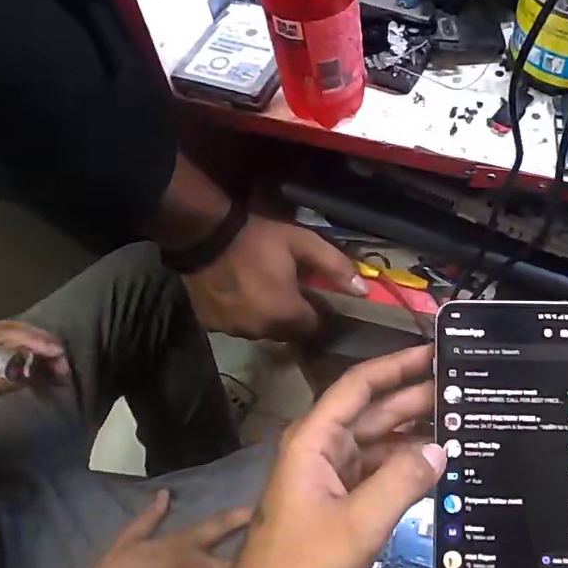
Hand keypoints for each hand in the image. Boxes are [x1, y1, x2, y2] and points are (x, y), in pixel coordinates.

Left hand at [0, 320, 66, 436]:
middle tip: (63, 360)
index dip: (31, 340)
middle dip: (42, 342)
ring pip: (17, 334)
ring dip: (40, 347)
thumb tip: (23, 373)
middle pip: (13, 329)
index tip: (55, 352)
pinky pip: (13, 343)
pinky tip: (44, 364)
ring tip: (59, 364)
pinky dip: (32, 352)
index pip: (0, 334)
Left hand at [175, 343, 442, 567]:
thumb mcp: (357, 526)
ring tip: (458, 421)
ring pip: (379, 442)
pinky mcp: (339, 504)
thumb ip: (402, 481)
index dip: (397, 364)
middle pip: (373, 411)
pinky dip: (406, 466)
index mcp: (314, 440)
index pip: (360, 385)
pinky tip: (437, 466)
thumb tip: (443, 448)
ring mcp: (330, 477)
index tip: (434, 352)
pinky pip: (378, 472)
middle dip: (415, 397)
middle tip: (460, 386)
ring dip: (414, 433)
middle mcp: (321, 449)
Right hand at [182, 217, 366, 340]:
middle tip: (291, 288)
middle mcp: (259, 331)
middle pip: (288, 332)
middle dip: (294, 315)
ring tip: (265, 289)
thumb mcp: (304, 244)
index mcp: (285, 315)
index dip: (318, 312)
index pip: (313, 328)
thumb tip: (363, 291)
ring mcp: (232, 330)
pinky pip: (237, 325)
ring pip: (262, 330)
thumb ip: (335, 267)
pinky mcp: (210, 325)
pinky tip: (242, 292)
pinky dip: (243, 314)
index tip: (316, 295)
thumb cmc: (260, 239)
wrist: (204, 235)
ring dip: (268, 316)